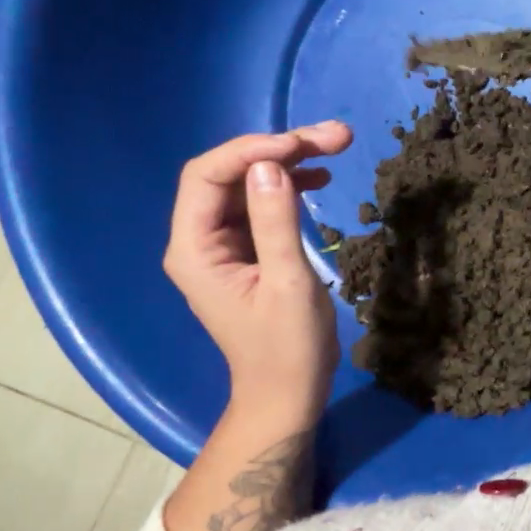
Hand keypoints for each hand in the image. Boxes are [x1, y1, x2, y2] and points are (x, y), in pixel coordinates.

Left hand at [162, 123, 353, 409]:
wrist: (288, 393)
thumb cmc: (287, 347)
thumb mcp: (289, 283)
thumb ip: (276, 222)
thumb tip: (271, 166)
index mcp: (194, 249)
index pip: (208, 176)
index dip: (252, 151)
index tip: (304, 145)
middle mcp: (199, 240)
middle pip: (228, 173)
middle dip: (279, 149)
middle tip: (336, 137)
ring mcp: (222, 245)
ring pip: (247, 184)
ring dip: (290, 162)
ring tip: (336, 147)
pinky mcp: (246, 252)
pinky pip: (260, 204)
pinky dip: (290, 185)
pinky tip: (319, 178)